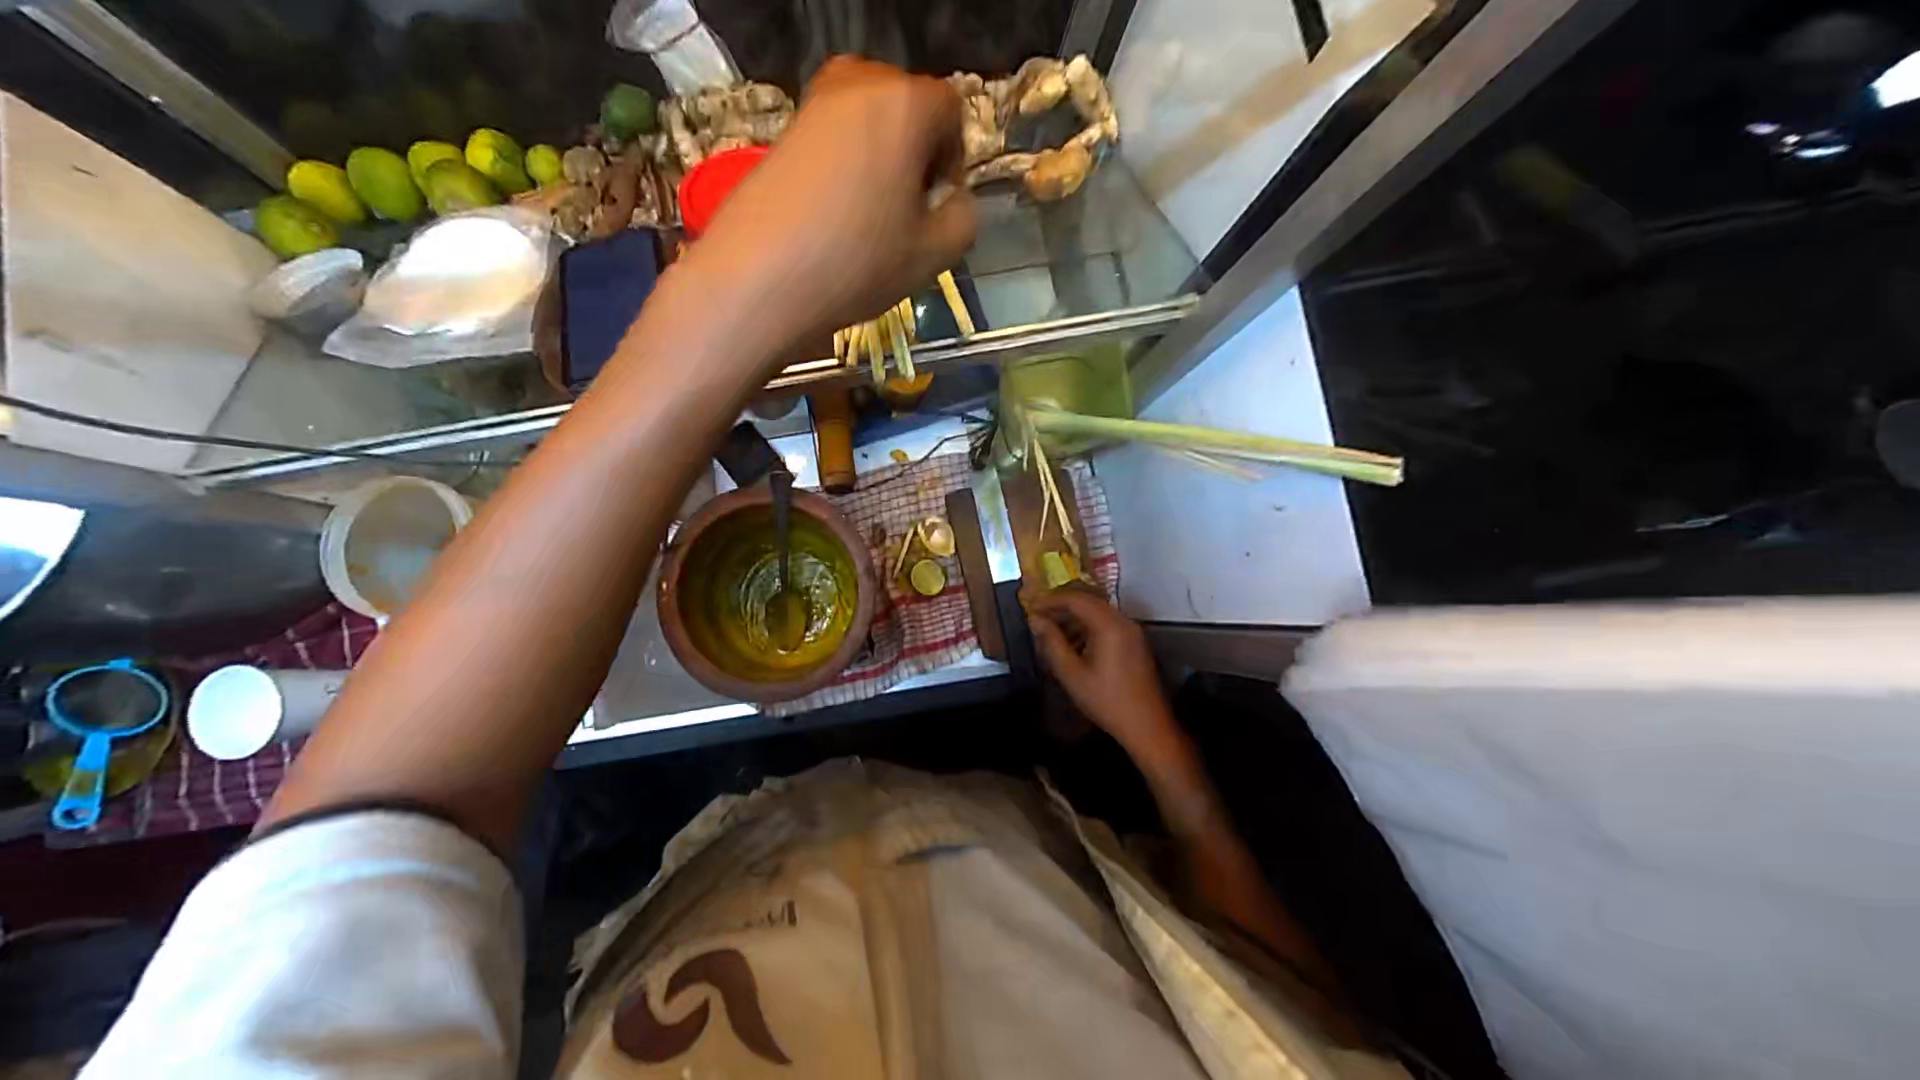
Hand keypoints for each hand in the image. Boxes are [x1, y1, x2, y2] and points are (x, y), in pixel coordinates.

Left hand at [682, 56, 977, 357]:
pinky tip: (835, 217)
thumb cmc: (857, 263)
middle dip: (916, 153)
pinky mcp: (783, 131)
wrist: (759, 278)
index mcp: (907, 103)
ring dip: (880, 161)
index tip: (939, 204)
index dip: (953, 158)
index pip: (951, 110)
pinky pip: (833, 139)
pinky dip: (845, 167)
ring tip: (870, 218)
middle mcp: (860, 85)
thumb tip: (955, 201)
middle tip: (908, 211)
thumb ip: (964, 218)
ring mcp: (814, 104)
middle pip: (907, 109)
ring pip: (868, 124)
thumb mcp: (934, 255)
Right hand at [1029, 590, 1182, 758]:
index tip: (1031, 608)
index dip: (1050, 601)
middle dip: (1061, 608)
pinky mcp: (1135, 642)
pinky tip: (1074, 646)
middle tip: (1038, 619)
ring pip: (1098, 613)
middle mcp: (1123, 621)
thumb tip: (1035, 620)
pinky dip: (1088, 628)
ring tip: (1052, 634)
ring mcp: (1132, 631)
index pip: (1075, 599)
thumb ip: (1052, 642)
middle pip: (1088, 602)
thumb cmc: (1106, 700)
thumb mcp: (1072, 673)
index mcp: (1108, 625)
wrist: (1146, 726)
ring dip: (1074, 619)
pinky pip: (1108, 624)